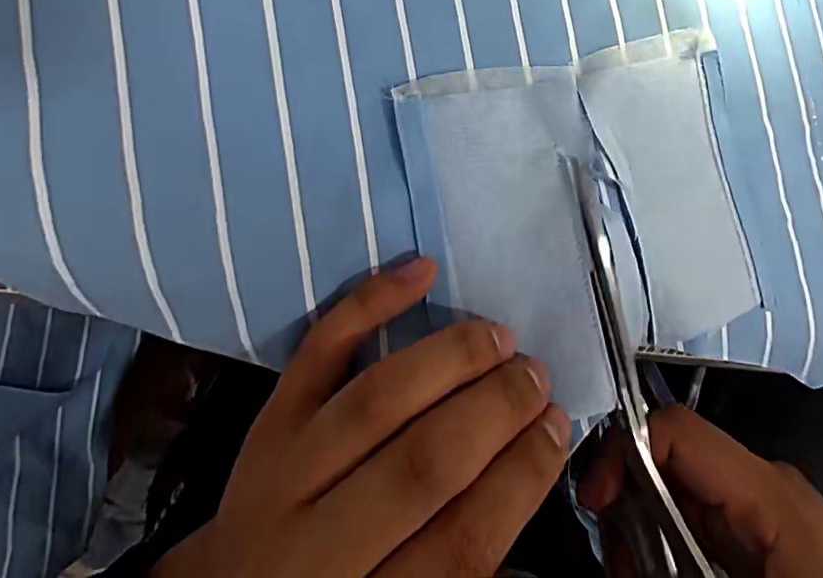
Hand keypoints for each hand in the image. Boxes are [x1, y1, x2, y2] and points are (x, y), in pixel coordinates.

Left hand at [157, 258, 569, 576]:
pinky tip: (422, 273)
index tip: (557, 426)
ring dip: (448, 359)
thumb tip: (533, 455)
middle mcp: (316, 548)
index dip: (520, 476)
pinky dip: (370, 303)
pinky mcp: (265, 422)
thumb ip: (459, 548)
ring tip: (500, 337)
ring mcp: (280, 475)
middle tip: (536, 374)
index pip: (461, 540)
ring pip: (374, 401)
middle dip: (494, 408)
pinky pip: (317, 352)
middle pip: (420, 464)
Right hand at [580, 406, 822, 577]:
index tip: (595, 499)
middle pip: (675, 462)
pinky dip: (677, 544)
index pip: (678, 429)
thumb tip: (616, 538)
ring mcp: (775, 514)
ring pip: (686, 495)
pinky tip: (666, 570)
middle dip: (633, 502)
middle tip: (619, 555)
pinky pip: (709, 524)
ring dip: (649, 529)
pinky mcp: (774, 541)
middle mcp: (774, 488)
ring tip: (639, 567)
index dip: (623, 452)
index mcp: (774, 491)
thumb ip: (670, 550)